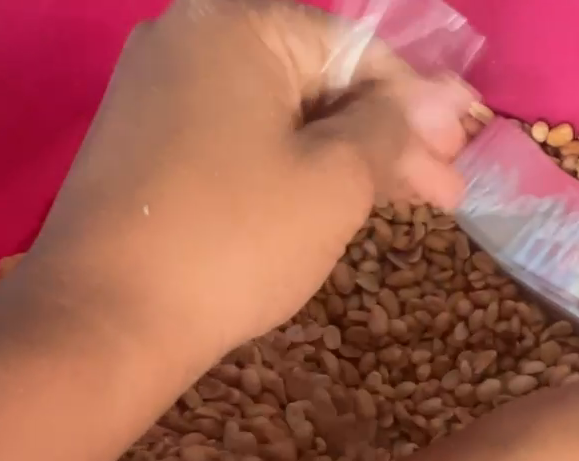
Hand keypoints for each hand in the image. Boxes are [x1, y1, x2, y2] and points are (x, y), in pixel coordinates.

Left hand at [0, 0, 477, 370]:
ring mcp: (162, 93)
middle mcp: (192, 39)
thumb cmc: (236, 240)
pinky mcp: (151, 147)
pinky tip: (337, 202)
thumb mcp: (333, 183)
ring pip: (283, 117)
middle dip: (390, 136)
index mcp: (238, 27)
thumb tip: (436, 101)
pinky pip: (245, 141)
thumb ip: (387, 131)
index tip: (466, 144)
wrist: (112, 314)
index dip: (420, 100)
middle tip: (447, 190)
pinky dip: (298, 169)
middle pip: (318, 81)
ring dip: (349, 158)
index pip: (355, 49)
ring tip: (405, 202)